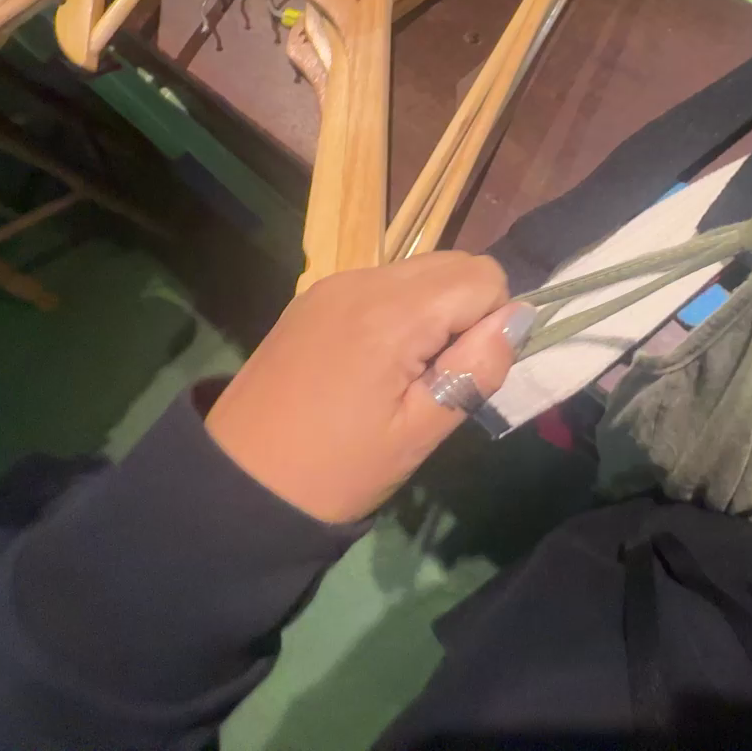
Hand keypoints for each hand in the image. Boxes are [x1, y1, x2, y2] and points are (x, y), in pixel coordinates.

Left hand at [204, 253, 533, 522]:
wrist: (231, 490)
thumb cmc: (336, 472)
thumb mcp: (420, 433)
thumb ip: (477, 368)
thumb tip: (520, 318)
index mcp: (393, 313)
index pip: (485, 277)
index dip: (492, 321)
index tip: (463, 370)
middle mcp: (365, 279)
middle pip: (456, 262)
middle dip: (468, 309)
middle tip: (438, 371)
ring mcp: (335, 283)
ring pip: (423, 268)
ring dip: (437, 308)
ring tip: (407, 368)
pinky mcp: (316, 295)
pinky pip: (387, 281)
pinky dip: (403, 308)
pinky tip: (377, 358)